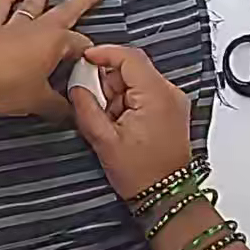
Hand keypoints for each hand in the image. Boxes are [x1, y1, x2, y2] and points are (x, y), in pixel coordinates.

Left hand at [0, 0, 104, 119]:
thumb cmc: (5, 85)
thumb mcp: (37, 101)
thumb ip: (57, 107)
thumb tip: (71, 113)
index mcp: (54, 42)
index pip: (80, 45)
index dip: (90, 54)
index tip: (96, 65)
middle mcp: (37, 29)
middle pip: (65, 11)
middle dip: (83, 0)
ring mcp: (12, 27)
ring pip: (33, 1)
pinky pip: (2, 8)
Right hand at [68, 44, 193, 198]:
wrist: (164, 196)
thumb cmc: (141, 174)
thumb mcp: (104, 140)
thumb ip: (87, 108)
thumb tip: (77, 88)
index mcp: (156, 95)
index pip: (129, 57)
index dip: (104, 53)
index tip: (86, 58)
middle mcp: (170, 93)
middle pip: (132, 68)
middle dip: (109, 83)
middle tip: (96, 106)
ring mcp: (173, 102)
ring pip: (137, 81)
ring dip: (118, 95)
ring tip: (111, 123)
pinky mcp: (171, 111)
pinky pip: (145, 94)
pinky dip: (128, 103)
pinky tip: (122, 124)